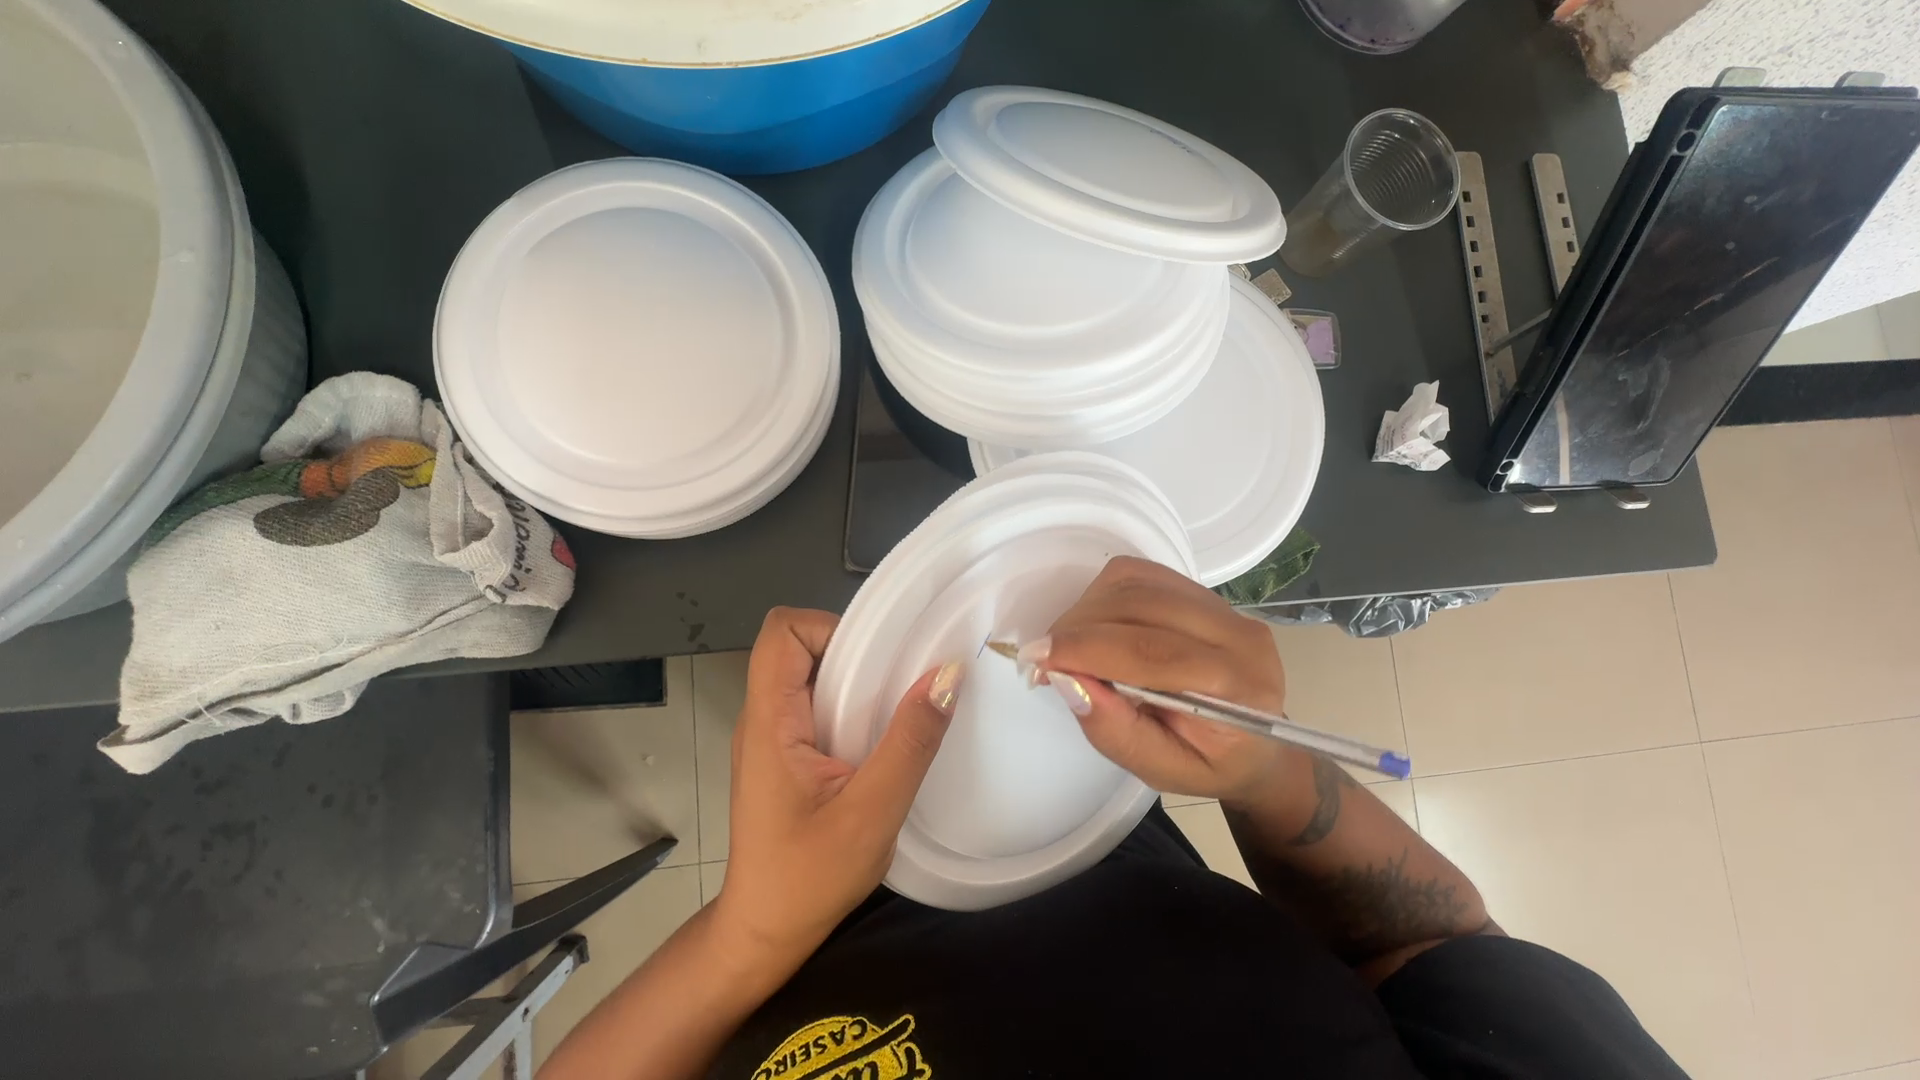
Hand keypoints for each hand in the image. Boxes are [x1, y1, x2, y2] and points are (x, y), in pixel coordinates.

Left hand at [712, 607, 961, 960]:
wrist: (765, 933)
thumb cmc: (808, 878)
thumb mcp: (872, 812)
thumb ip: (910, 742)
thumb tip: (947, 675)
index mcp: (769, 722)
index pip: (780, 632)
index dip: (828, 626)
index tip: (876, 659)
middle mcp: (762, 720)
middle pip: (798, 648)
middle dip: (854, 653)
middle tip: (900, 684)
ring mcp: (770, 740)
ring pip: (810, 678)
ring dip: (855, 684)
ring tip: (897, 712)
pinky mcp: (784, 759)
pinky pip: (816, 709)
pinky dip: (851, 710)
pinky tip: (881, 742)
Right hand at [1022, 557, 1292, 803]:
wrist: (1256, 744)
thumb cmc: (1211, 764)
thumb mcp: (1164, 770)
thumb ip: (1118, 732)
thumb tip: (1067, 682)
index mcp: (1239, 687)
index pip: (1154, 652)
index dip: (1088, 649)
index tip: (1037, 659)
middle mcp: (1239, 633)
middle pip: (1141, 607)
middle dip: (1077, 628)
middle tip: (1042, 660)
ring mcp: (1222, 605)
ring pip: (1136, 582)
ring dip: (1086, 609)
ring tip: (1066, 647)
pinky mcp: (1201, 590)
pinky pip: (1140, 576)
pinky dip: (1102, 596)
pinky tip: (1093, 629)